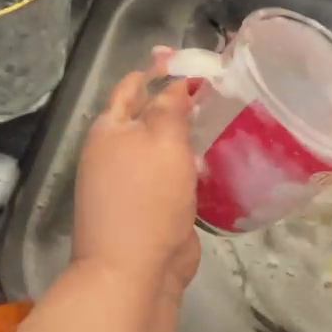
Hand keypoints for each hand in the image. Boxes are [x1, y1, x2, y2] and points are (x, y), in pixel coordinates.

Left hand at [71, 54, 200, 295]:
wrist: (134, 271)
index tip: (191, 60)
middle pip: (149, 116)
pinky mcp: (152, 208)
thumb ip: (171, 105)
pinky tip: (214, 163)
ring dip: (187, 137)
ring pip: (164, 148)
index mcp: (109, 130)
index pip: (133, 87)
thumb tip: (176, 81)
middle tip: (216, 89)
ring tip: (222, 120)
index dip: (159, 70)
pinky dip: (191, 167)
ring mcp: (132, 183)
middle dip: (178, 103)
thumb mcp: (163, 140)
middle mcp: (116, 152)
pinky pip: (173, 176)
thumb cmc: (146, 196)